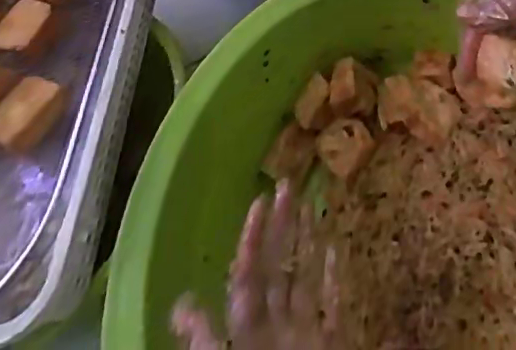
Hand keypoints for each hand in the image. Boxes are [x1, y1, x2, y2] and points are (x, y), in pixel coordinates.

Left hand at [171, 180, 338, 349]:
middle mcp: (274, 329)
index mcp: (250, 333)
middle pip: (278, 268)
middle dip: (281, 227)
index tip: (259, 201)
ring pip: (302, 279)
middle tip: (288, 183)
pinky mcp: (328, 343)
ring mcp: (302, 334)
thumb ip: (204, 341)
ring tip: (308, 201)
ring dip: (305, 241)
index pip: (249, 278)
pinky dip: (333, 277)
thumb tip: (180, 307)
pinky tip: (335, 247)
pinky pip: (330, 305)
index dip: (252, 240)